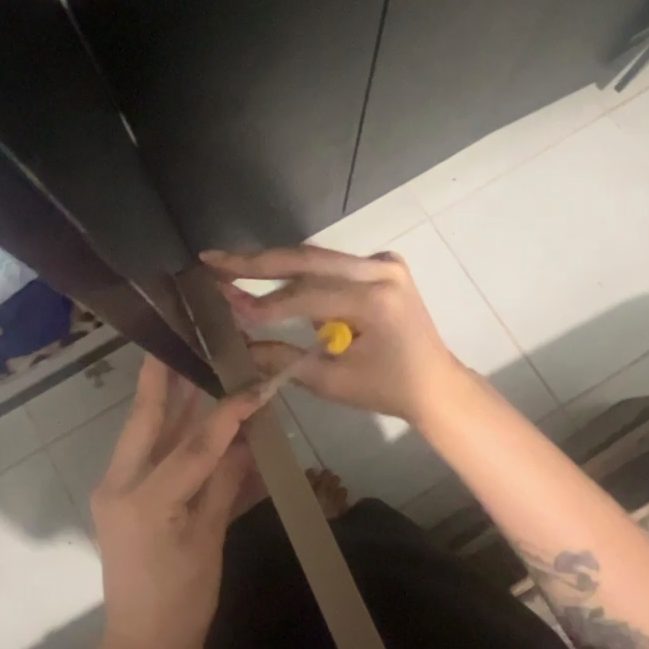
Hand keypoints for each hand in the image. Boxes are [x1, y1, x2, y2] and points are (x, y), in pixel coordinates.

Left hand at [91, 355, 259, 648]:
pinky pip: (147, 454)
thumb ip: (225, 484)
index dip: (227, 412)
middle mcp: (119, 485)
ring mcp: (115, 490)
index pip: (193, 444)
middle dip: (163, 376)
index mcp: (143, 501)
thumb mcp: (209, 542)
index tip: (253, 383)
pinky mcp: (120, 497)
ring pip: (143, 431)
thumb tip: (248, 436)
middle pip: (147, 419)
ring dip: (165, 397)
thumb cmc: (181, 604)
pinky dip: (168, 431)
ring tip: (184, 356)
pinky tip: (185, 406)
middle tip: (177, 332)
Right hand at [200, 245, 469, 424]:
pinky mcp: (382, 263)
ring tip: (230, 269)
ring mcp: (384, 261)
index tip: (224, 301)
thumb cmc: (386, 389)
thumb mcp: (332, 381)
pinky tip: (267, 279)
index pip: (307, 296)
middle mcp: (381, 269)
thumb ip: (283, 358)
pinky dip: (300, 273)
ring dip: (275, 268)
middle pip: (308, 260)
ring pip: (316, 258)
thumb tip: (238, 344)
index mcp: (375, 300)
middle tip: (213, 259)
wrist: (435, 383)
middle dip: (256, 263)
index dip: (263, 302)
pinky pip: (331, 264)